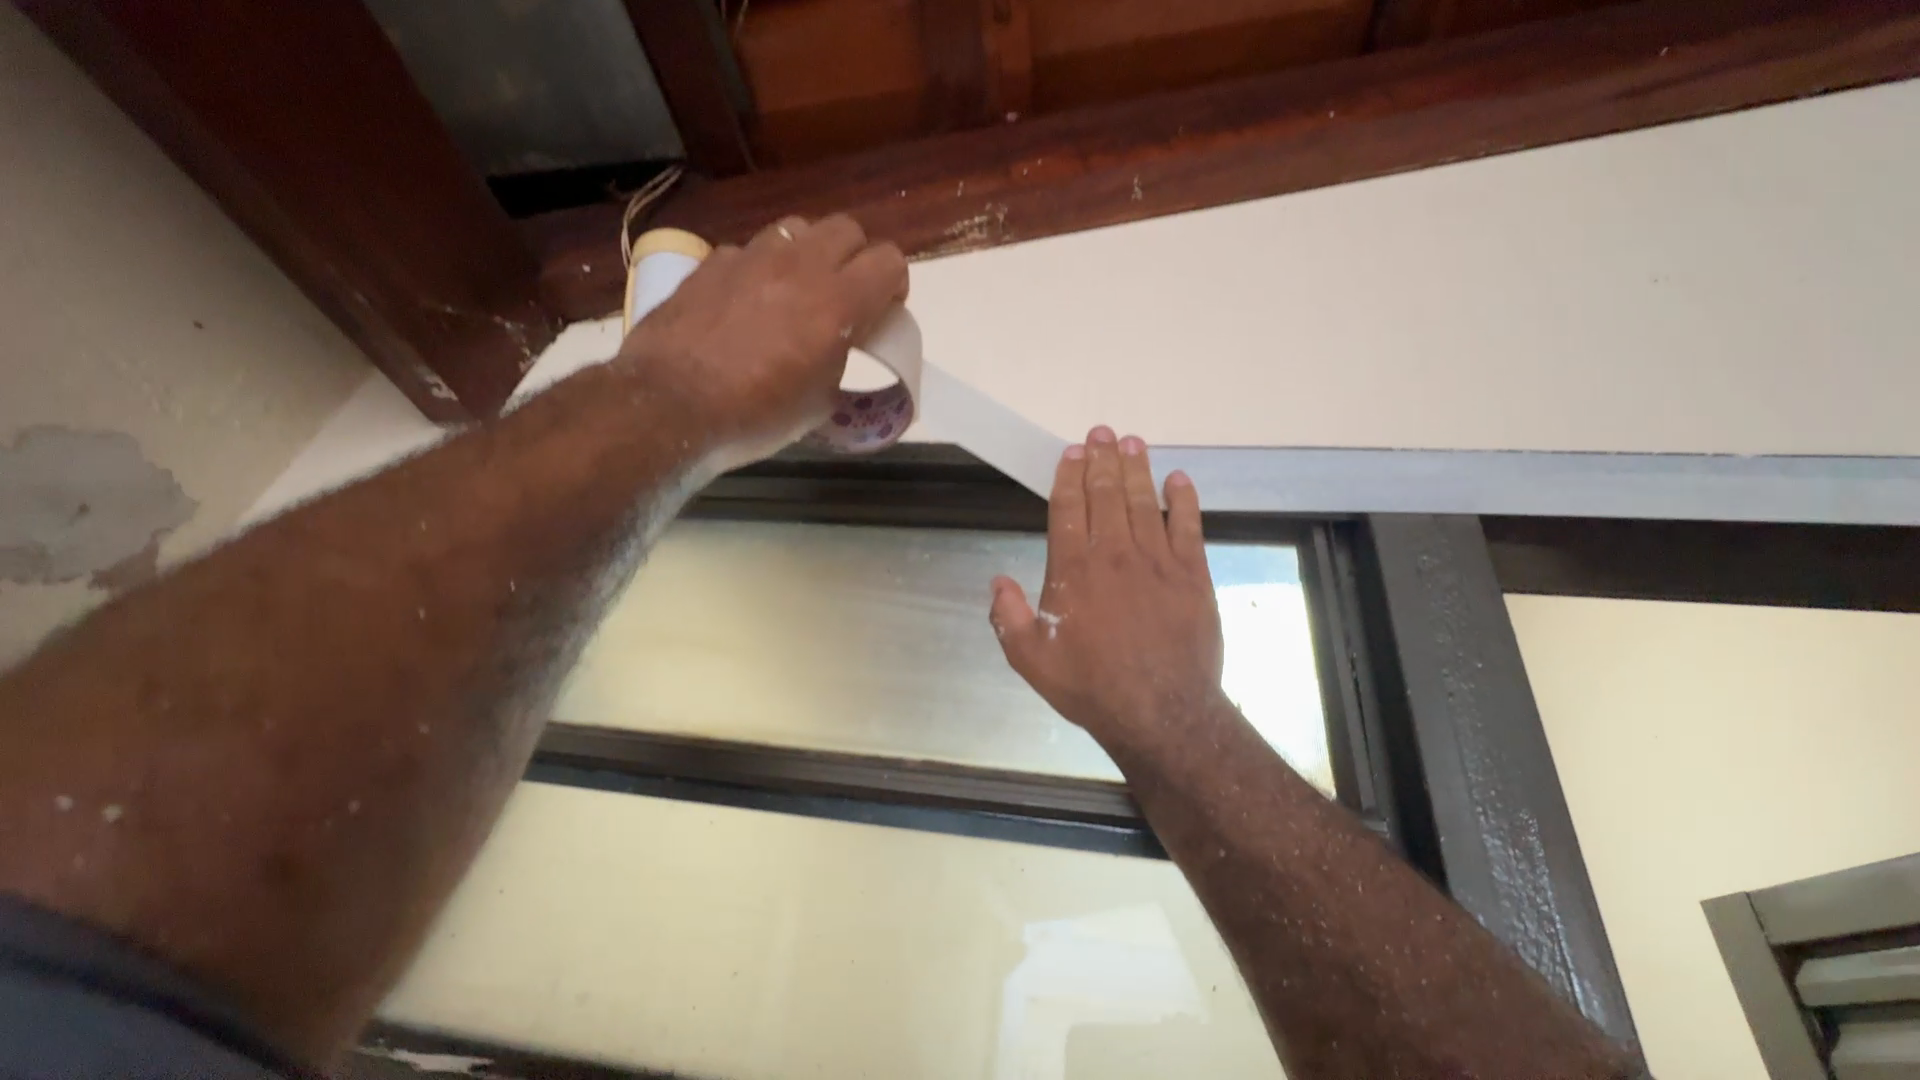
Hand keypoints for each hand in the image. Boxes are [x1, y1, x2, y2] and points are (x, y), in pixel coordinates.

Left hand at [616, 214, 908, 466]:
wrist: (672, 405)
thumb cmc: (756, 416)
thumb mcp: (821, 402)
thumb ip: (841, 357)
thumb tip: (838, 342)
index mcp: (838, 302)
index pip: (889, 261)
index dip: (894, 285)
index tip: (883, 311)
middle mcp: (799, 265)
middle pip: (847, 229)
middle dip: (855, 259)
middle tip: (844, 297)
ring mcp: (751, 256)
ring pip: (799, 228)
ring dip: (809, 254)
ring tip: (796, 291)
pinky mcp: (713, 261)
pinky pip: (750, 250)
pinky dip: (760, 269)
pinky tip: (747, 303)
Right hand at [989, 427, 1227, 745]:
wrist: (1160, 712)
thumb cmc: (1091, 687)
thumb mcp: (1031, 660)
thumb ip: (1009, 617)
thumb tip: (997, 580)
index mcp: (1074, 571)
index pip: (1068, 509)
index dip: (1068, 476)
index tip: (1070, 453)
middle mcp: (1115, 555)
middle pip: (1106, 495)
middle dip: (1101, 460)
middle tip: (1101, 433)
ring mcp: (1157, 562)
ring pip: (1144, 503)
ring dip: (1137, 469)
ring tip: (1132, 442)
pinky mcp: (1193, 575)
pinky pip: (1188, 527)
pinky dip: (1183, 501)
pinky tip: (1178, 480)